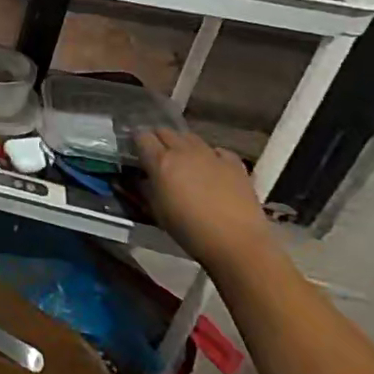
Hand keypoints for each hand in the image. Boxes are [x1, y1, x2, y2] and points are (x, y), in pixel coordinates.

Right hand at [135, 127, 274, 266]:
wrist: (236, 242)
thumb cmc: (189, 229)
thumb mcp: (156, 211)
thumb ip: (145, 189)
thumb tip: (141, 179)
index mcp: (161, 161)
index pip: (142, 137)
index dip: (138, 142)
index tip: (137, 151)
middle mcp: (184, 151)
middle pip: (166, 132)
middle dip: (158, 139)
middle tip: (158, 155)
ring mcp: (211, 155)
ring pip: (190, 137)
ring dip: (182, 144)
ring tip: (184, 160)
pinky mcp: (234, 164)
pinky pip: (218, 151)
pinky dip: (211, 155)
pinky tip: (212, 168)